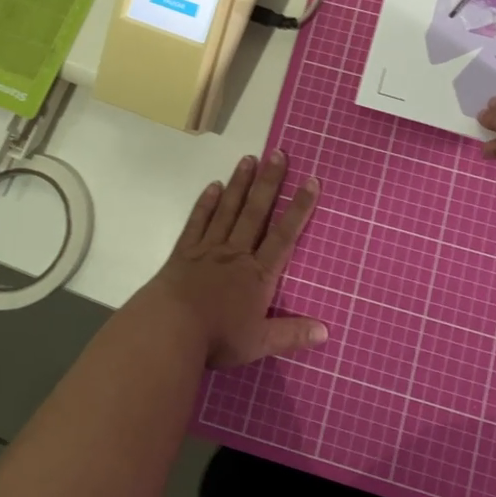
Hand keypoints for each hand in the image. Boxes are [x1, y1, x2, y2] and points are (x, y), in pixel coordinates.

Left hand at [132, 150, 325, 368]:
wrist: (170, 330)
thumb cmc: (217, 338)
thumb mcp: (259, 342)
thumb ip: (292, 334)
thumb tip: (325, 332)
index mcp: (258, 274)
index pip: (284, 235)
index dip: (299, 208)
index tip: (311, 182)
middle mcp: (236, 253)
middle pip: (256, 212)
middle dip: (269, 182)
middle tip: (278, 154)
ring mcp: (209, 248)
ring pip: (228, 209)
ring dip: (240, 183)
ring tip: (249, 159)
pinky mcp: (184, 252)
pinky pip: (198, 222)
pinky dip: (206, 203)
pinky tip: (213, 186)